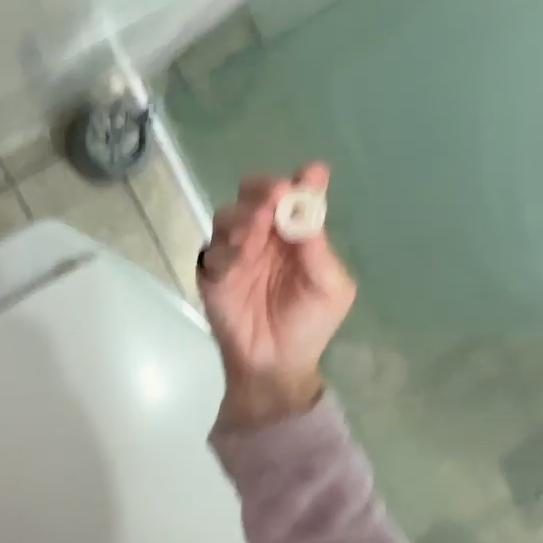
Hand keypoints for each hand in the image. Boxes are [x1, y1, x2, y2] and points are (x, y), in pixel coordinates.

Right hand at [198, 162, 356, 429]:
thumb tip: (309, 206)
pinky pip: (212, 251)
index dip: (303, 180)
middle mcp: (265, 233)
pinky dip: (227, 248)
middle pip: (255, 193)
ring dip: (244, 216)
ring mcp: (236, 250)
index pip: (297, 194)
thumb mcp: (330, 289)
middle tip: (275, 197)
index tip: (309, 177)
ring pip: (228, 215)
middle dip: (264, 190)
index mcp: (297, 232)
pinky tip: (241, 255)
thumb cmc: (309, 324)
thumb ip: (318, 250)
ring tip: (257, 228)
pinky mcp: (213, 273)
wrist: (275, 364)